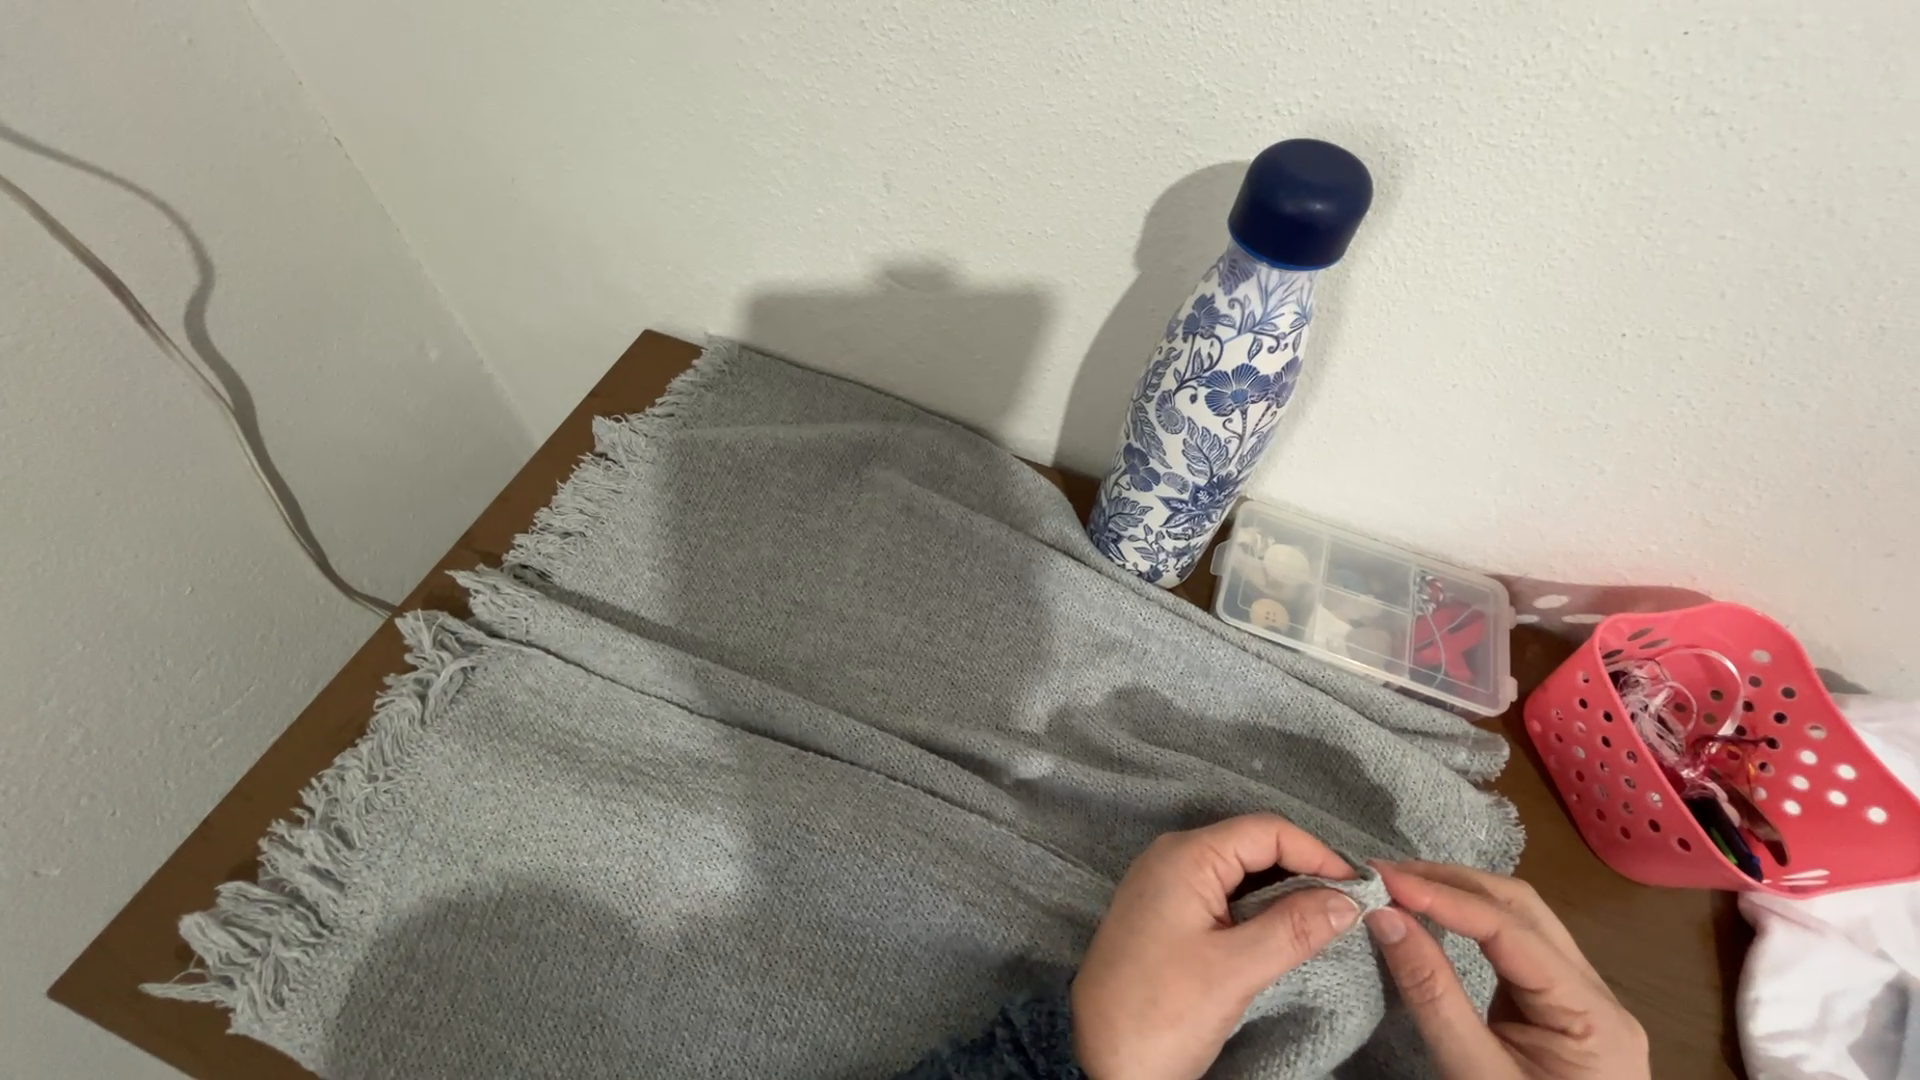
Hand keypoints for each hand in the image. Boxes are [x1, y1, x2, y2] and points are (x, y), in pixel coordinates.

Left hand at [1071, 814, 1363, 1079]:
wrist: (1099, 1053)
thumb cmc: (1161, 1009)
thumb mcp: (1234, 970)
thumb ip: (1293, 930)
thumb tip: (1347, 902)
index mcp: (1186, 855)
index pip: (1265, 831)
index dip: (1317, 853)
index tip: (1361, 888)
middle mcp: (1174, 855)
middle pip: (1252, 844)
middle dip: (1304, 869)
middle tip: (1352, 907)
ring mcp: (1167, 881)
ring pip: (1239, 869)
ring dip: (1283, 888)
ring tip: (1328, 919)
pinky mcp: (1167, 909)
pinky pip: (1221, 890)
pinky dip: (1257, 904)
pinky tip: (1284, 928)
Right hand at [1364, 861, 1650, 1079]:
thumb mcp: (1472, 1071)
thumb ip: (1430, 991)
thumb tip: (1382, 914)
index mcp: (1594, 1016)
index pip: (1510, 929)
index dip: (1442, 896)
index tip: (1381, 878)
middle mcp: (1598, 995)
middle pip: (1522, 908)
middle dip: (1449, 882)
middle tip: (1385, 875)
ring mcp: (1580, 997)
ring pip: (1518, 917)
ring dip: (1456, 893)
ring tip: (1399, 886)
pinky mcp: (1555, 1004)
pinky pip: (1511, 942)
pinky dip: (1465, 918)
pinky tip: (1430, 914)